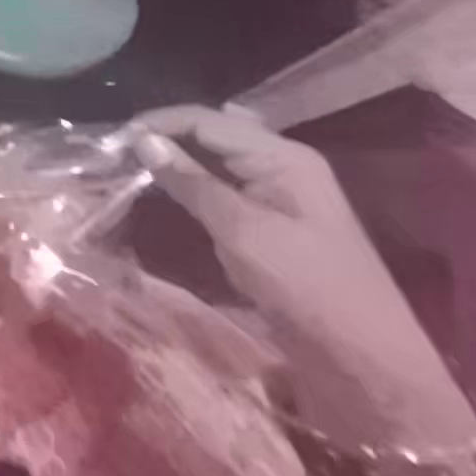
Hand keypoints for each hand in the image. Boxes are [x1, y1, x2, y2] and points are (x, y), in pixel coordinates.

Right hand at [134, 105, 475, 445]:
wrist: (363, 356)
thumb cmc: (304, 285)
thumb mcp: (240, 229)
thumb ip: (190, 180)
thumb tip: (141, 139)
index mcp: (281, 156)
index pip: (204, 119)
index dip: (155, 123)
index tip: (111, 140)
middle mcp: (279, 160)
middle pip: (207, 131)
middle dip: (160, 136)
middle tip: (114, 152)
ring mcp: (275, 186)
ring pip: (209, 154)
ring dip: (169, 156)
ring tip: (126, 164)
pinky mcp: (265, 211)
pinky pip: (216, 179)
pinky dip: (184, 177)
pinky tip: (157, 184)